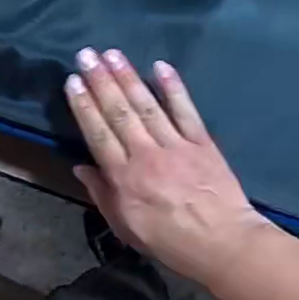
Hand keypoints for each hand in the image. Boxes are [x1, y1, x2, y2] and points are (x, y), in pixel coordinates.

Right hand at [64, 48, 272, 287]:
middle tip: (86, 55)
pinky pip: (185, 111)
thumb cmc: (168, 240)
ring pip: (146, 106)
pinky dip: (173, 88)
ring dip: (128, 77)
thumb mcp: (123, 225)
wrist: (225, 246)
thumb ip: (101, 193)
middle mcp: (146, 155)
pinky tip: (160, 66)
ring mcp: (175, 146)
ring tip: (112, 54)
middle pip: (119, 112)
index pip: (98, 133)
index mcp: (123, 176)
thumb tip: (80, 167)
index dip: (84, 105)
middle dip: (100, 81)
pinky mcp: (202, 143)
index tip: (73, 81)